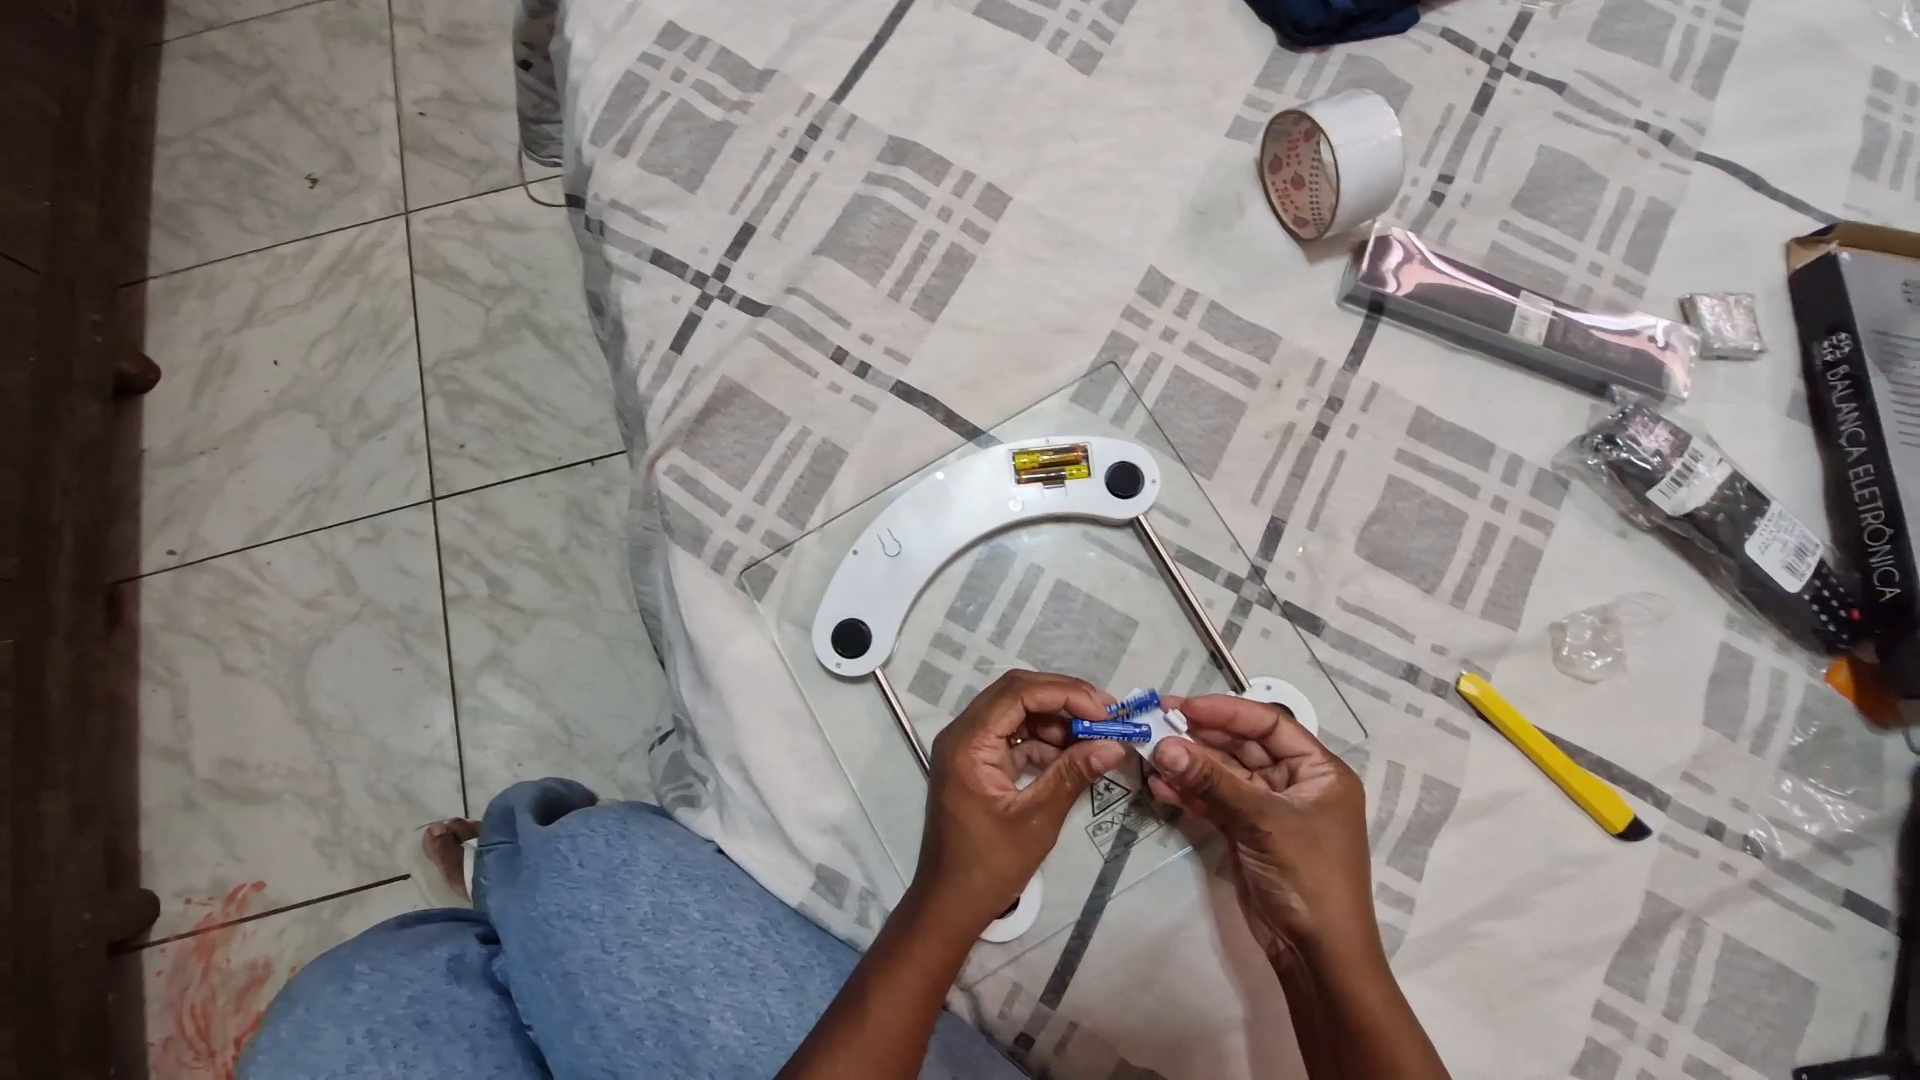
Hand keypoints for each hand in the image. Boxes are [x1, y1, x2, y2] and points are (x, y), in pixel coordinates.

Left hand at [910, 670, 1127, 934]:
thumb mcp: (1037, 820)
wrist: (950, 903)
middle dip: (1064, 700)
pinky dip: (1044, 740)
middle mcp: (963, 733)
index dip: (1064, 693)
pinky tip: (1074, 755)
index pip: (1018, 693)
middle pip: (1016, 694)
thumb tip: (1115, 744)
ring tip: (1096, 738)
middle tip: (1106, 716)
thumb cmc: (988, 865)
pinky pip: (1014, 736)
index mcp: (967, 742)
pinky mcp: (978, 763)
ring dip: (1057, 720)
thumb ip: (1073, 775)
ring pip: (1017, 712)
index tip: (1105, 710)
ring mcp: (968, 747)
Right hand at [1146, 695, 1374, 961]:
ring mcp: (1267, 809)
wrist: (1316, 954)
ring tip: (1150, 755)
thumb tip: (1163, 745)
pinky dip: (1189, 794)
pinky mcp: (1245, 832)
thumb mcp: (1262, 821)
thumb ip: (1212, 780)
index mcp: (1318, 770)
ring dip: (1189, 765)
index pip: (1268, 724)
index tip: (1183, 707)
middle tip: (1155, 724)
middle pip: (1241, 746)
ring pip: (1223, 774)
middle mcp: (1294, 783)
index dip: (1226, 711)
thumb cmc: (1307, 875)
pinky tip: (1159, 786)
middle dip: (1199, 737)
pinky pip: (1214, 801)